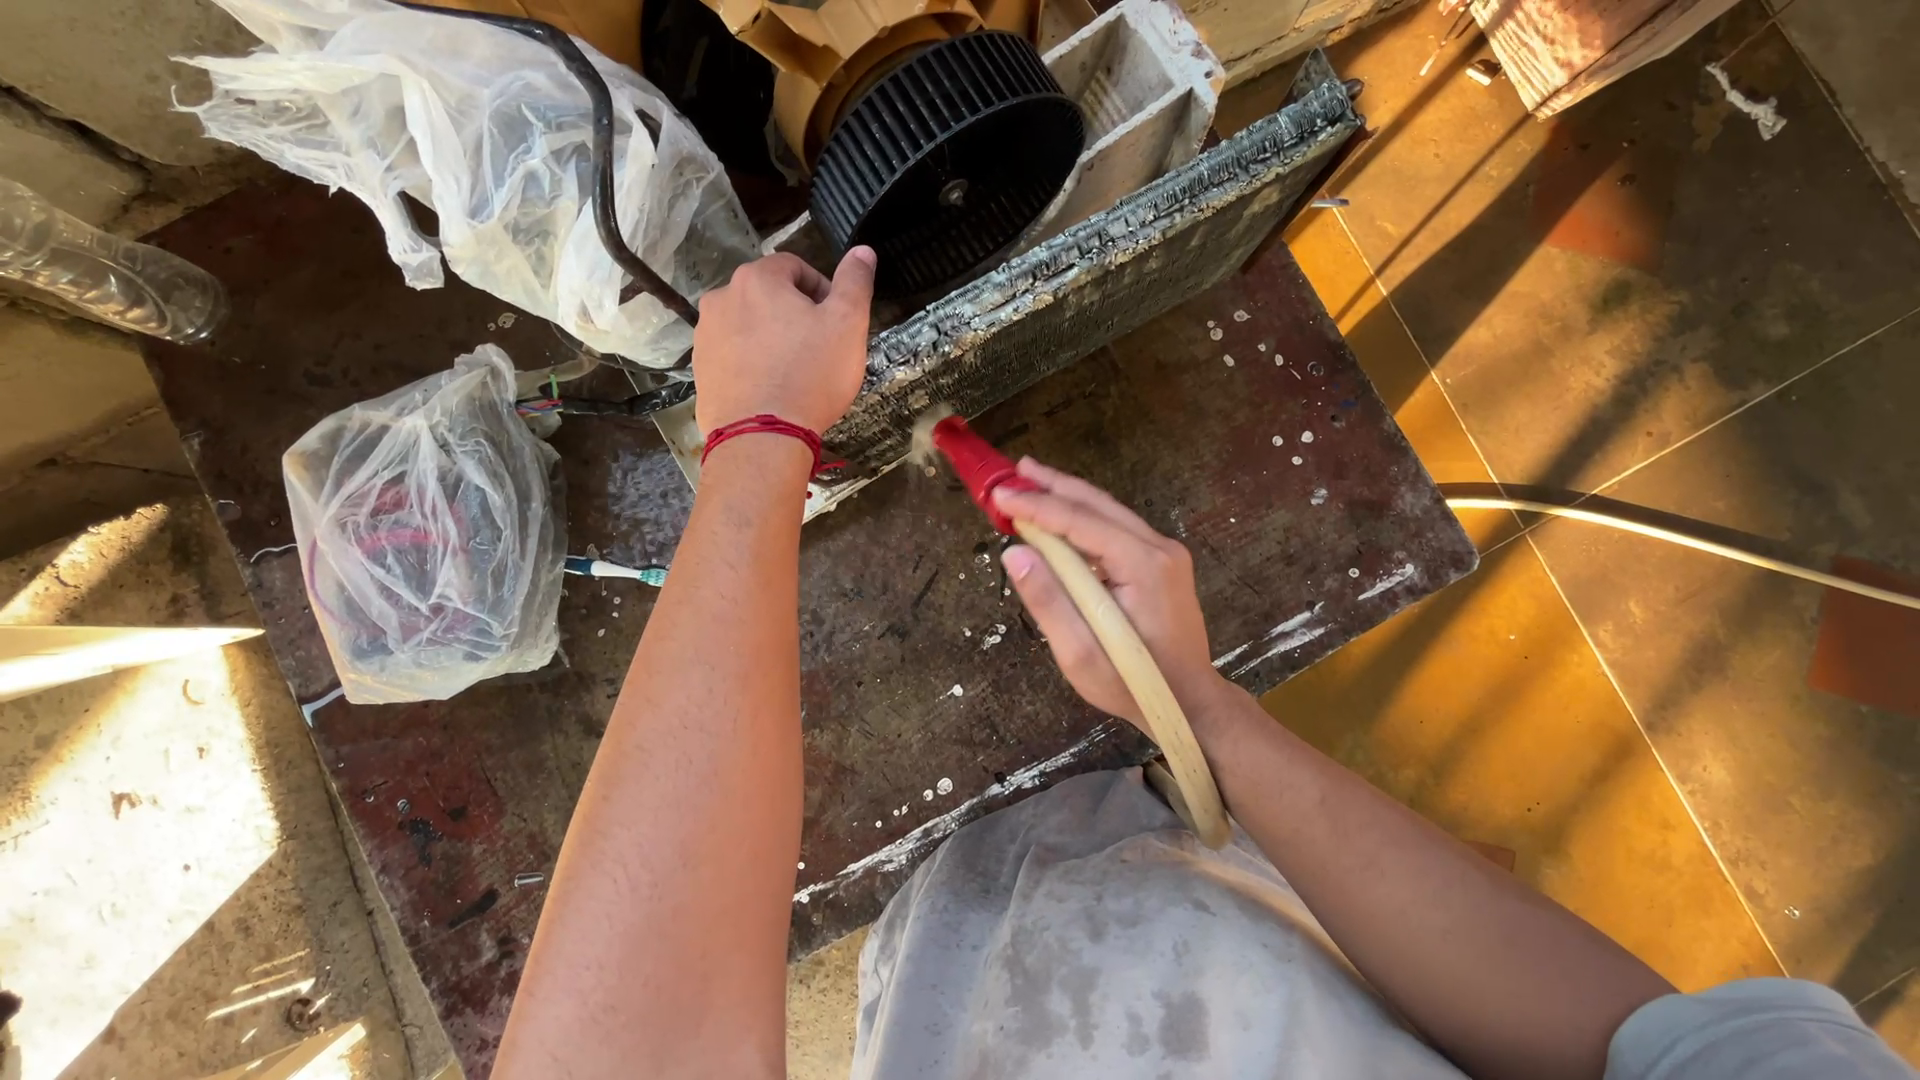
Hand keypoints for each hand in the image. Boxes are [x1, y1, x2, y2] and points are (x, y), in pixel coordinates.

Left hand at [692, 248, 876, 435]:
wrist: (761, 437)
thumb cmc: (810, 375)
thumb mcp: (847, 324)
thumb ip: (855, 282)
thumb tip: (863, 251)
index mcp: (758, 279)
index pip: (795, 266)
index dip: (822, 290)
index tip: (836, 321)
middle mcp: (722, 298)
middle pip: (768, 296)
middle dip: (794, 315)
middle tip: (819, 349)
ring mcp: (706, 335)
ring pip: (749, 326)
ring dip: (772, 339)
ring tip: (794, 373)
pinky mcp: (700, 370)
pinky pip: (733, 356)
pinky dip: (752, 364)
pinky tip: (772, 390)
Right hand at [993, 458, 1233, 730]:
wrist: (1190, 703)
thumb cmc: (1134, 685)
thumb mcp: (1081, 654)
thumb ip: (1048, 601)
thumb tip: (1014, 552)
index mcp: (1143, 565)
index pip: (1080, 521)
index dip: (1036, 505)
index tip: (998, 494)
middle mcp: (1160, 548)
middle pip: (1097, 504)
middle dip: (1052, 485)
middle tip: (1012, 471)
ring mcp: (1165, 554)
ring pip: (1108, 512)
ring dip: (1067, 497)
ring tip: (1029, 482)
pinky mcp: (1162, 564)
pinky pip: (1116, 529)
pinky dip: (1083, 519)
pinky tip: (1060, 519)